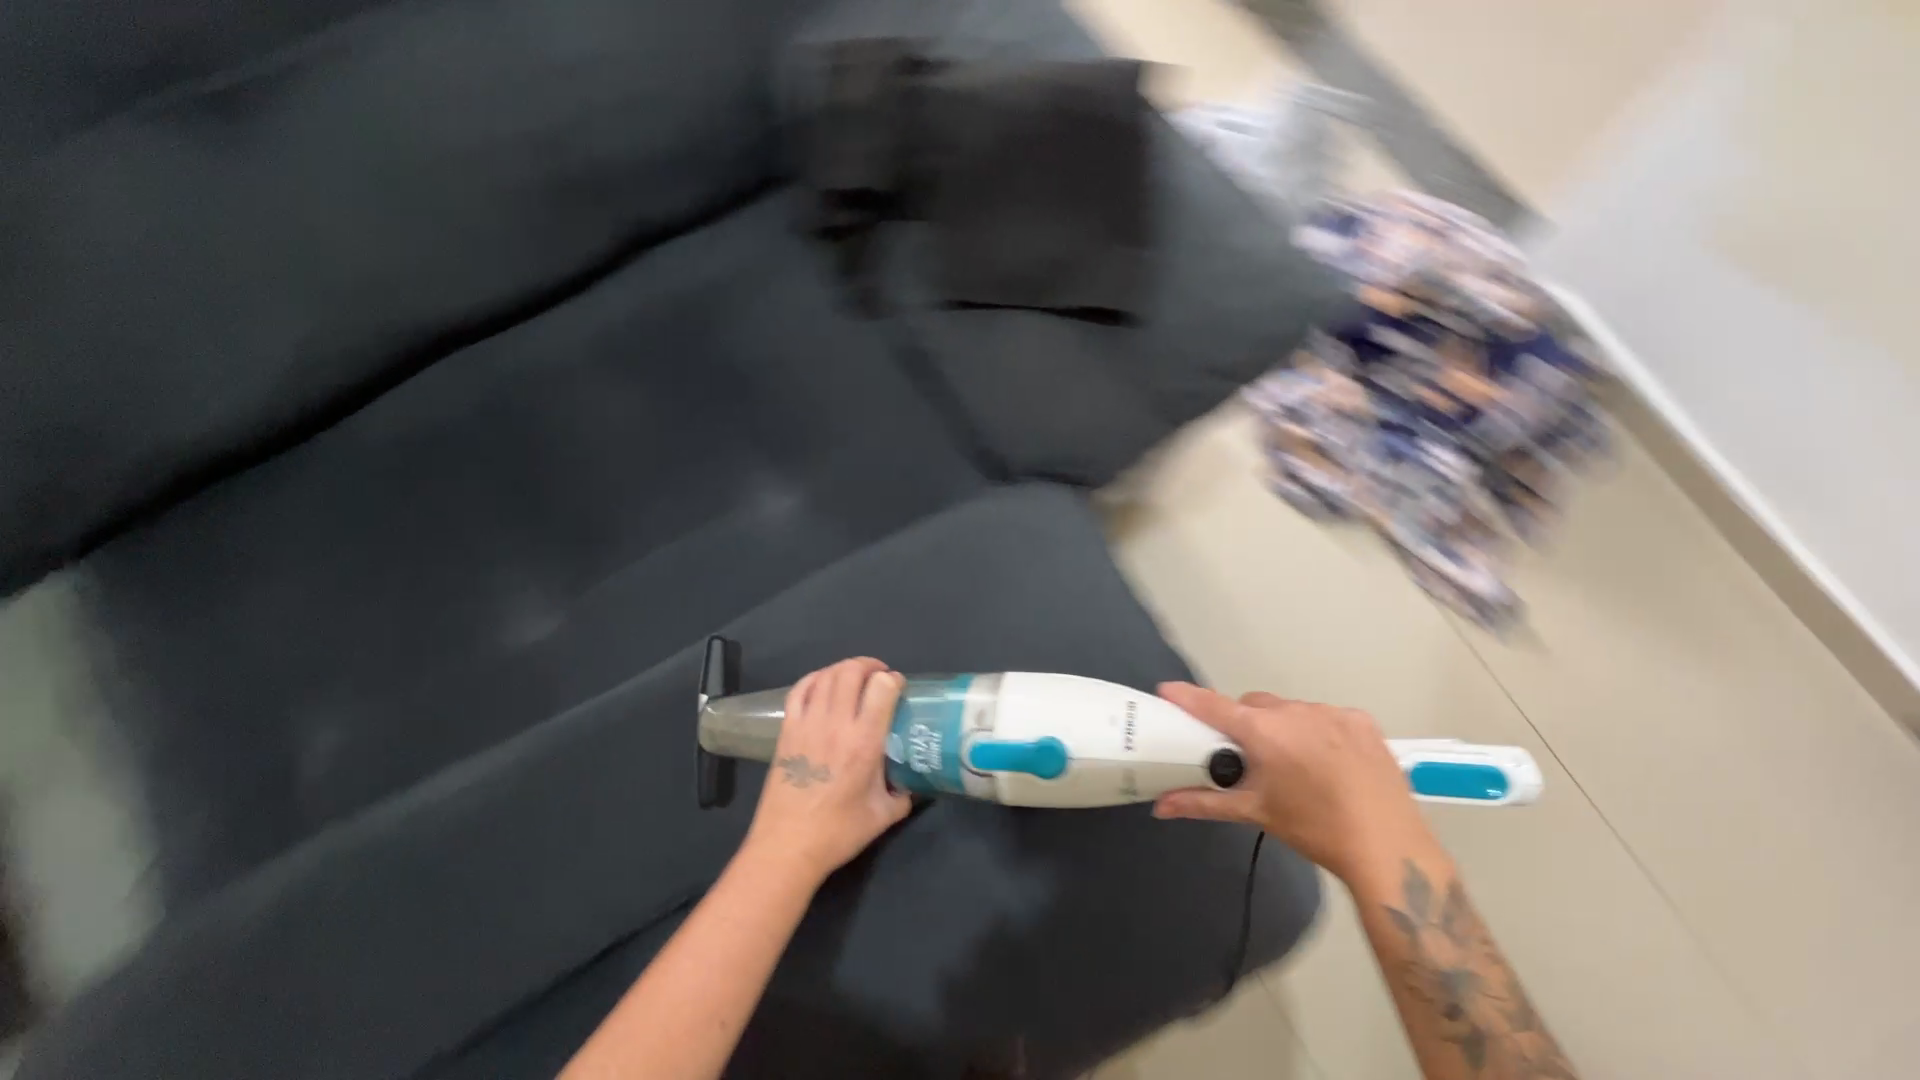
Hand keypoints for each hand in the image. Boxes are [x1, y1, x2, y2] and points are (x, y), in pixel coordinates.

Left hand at [741, 657, 912, 887]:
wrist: (787, 846)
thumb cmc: (838, 833)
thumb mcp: (883, 816)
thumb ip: (903, 795)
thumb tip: (912, 785)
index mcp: (864, 742)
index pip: (881, 688)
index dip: (894, 680)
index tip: (899, 688)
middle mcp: (836, 724)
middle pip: (851, 672)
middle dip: (869, 666)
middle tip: (879, 676)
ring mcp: (807, 724)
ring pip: (825, 676)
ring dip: (843, 669)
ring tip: (855, 678)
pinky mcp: (786, 731)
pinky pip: (799, 690)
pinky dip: (814, 679)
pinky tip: (823, 684)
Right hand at [1151, 683, 1436, 883]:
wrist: (1388, 848)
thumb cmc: (1313, 829)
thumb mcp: (1255, 813)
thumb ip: (1203, 803)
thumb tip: (1160, 807)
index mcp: (1264, 732)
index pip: (1214, 705)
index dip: (1188, 697)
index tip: (1167, 691)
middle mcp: (1295, 712)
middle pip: (1253, 705)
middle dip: (1243, 723)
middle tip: (1245, 755)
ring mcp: (1333, 713)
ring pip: (1290, 710)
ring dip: (1281, 726)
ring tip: (1290, 763)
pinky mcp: (1362, 721)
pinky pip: (1325, 716)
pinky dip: (1316, 731)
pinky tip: (1325, 761)